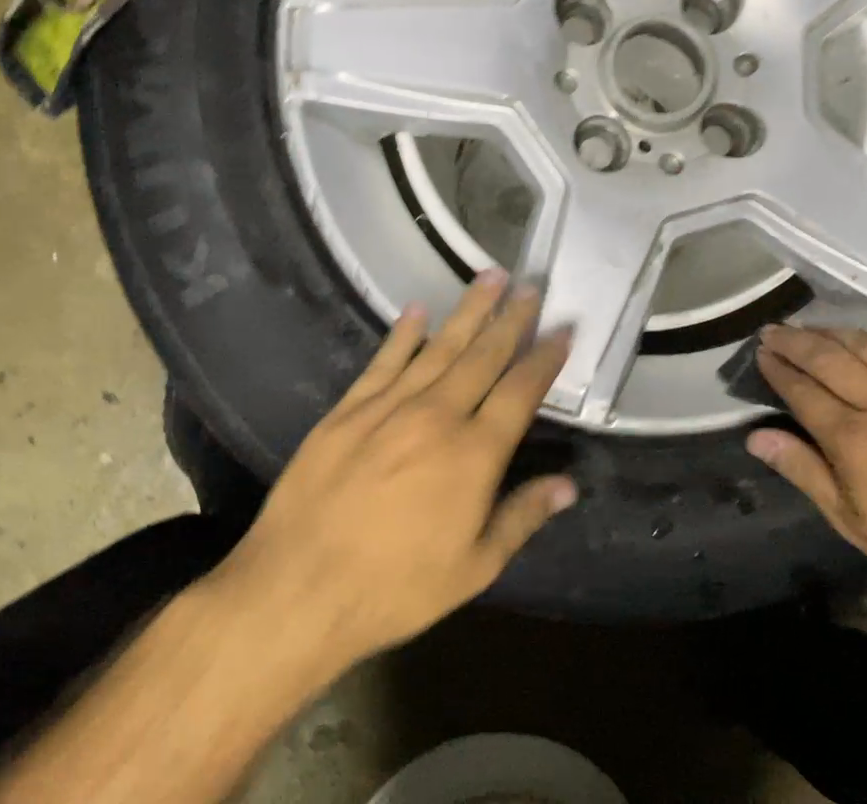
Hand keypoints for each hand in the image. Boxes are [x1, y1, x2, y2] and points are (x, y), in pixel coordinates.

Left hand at [206, 271, 576, 662]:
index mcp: (475, 454)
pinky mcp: (346, 412)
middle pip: (482, 356)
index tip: (563, 328)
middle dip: (510, 319)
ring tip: (489, 277)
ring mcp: (388, 409)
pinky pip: (383, 362)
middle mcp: (436, 417)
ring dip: (467, 311)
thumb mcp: (474, 567)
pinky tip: (418, 311)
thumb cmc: (396, 588)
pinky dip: (403, 335)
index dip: (545, 357)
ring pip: (438, 348)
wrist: (298, 590)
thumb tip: (568, 486)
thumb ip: (522, 518)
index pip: (520, 391)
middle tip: (531, 285)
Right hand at [745, 325, 866, 618]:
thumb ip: (803, 471)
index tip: (759, 354)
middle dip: (797, 342)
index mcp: (855, 441)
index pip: (805, 392)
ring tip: (808, 328)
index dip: (779, 370)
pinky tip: (861, 340)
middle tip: (772, 330)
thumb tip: (757, 437)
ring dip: (833, 333)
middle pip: (831, 359)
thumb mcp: (851, 521)